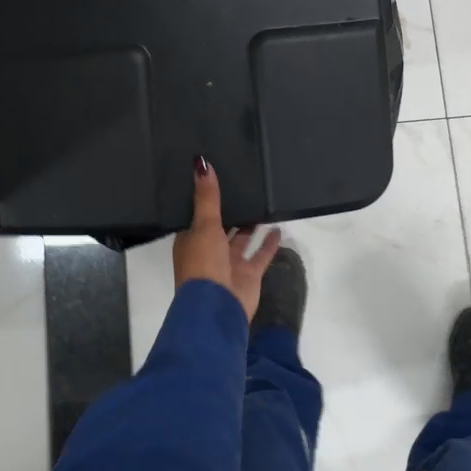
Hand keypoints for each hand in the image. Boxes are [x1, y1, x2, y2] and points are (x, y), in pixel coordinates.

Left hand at [173, 157, 281, 321]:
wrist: (217, 308)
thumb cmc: (203, 263)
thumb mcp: (203, 225)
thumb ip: (207, 196)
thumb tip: (201, 162)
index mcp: (191, 240)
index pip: (197, 214)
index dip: (205, 199)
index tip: (216, 177)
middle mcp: (209, 251)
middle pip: (221, 226)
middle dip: (231, 210)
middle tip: (244, 184)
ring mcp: (230, 264)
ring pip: (241, 239)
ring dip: (251, 225)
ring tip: (262, 202)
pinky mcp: (249, 275)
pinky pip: (260, 254)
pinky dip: (269, 243)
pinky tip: (279, 227)